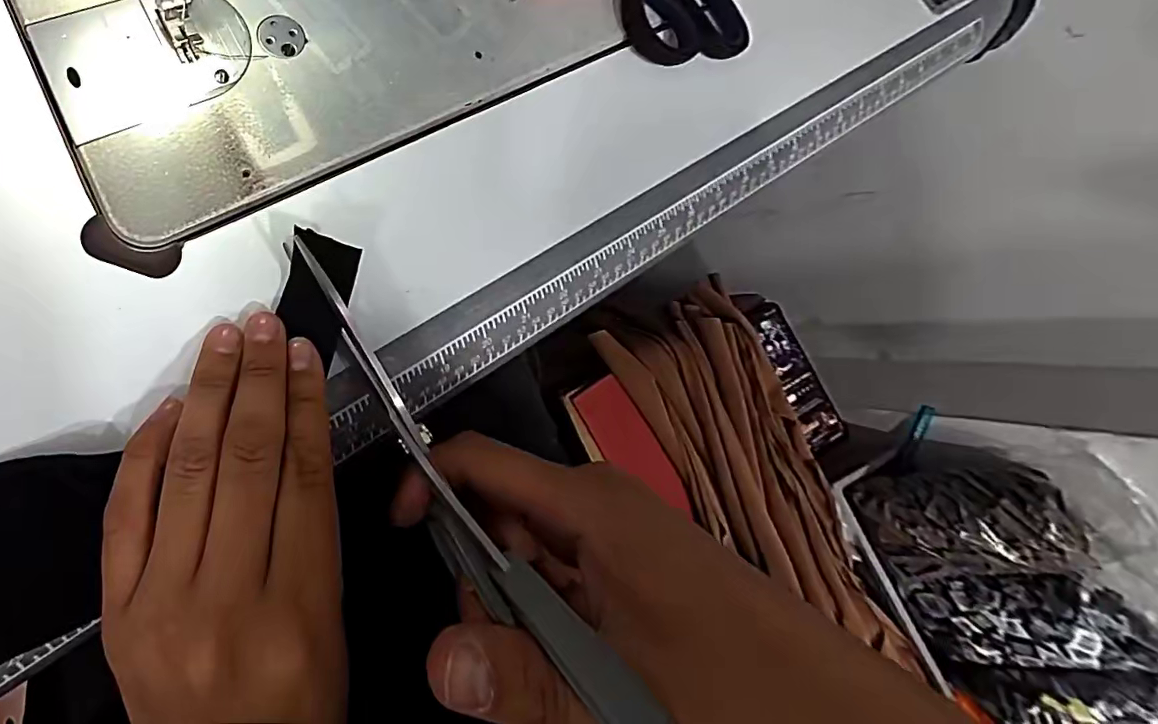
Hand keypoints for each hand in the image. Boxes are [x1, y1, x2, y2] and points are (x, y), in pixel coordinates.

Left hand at [102, 313, 346, 723]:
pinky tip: (171, 405)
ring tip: (222, 342)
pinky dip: (148, 447)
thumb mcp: (329, 623)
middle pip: (247, 459)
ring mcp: (161, 604)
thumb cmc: (289, 707)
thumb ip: (313, 529)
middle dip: (257, 378)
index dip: (303, 402)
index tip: (300, 355)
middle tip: (262, 328)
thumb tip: (292, 431)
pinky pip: (127, 508)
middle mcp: (226, 605)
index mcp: (297, 614)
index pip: (303, 476)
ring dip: (208, 391)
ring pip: (189, 468)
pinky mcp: (115, 607)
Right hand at [392, 433, 961, 723]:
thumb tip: (438, 662)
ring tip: (560, 681)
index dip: (425, 480)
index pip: (474, 458)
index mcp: (588, 504)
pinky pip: (564, 583)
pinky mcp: (636, 573)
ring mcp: (619, 539)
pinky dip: (553, 625)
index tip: (400, 527)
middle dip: (478, 581)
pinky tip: (583, 678)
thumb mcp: (627, 698)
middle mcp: (598, 507)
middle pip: (493, 516)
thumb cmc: (757, 697)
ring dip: (518, 615)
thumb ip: (526, 682)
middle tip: (501, 656)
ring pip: (526, 558)